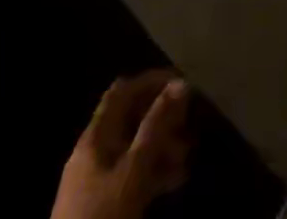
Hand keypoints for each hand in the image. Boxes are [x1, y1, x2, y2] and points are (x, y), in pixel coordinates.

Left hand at [51, 71, 191, 218]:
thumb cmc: (103, 213)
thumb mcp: (135, 169)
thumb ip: (157, 125)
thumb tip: (180, 84)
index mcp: (97, 135)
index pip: (123, 90)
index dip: (152, 81)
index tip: (182, 84)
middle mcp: (96, 149)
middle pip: (132, 118)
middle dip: (163, 117)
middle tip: (190, 124)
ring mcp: (98, 176)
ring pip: (136, 147)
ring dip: (163, 146)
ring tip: (187, 156)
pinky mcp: (104, 200)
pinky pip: (133, 173)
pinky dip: (155, 170)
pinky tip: (175, 180)